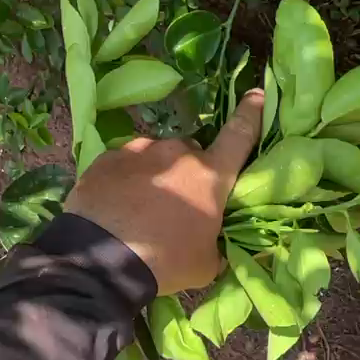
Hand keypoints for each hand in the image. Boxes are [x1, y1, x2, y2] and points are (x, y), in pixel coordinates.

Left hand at [63, 90, 263, 294]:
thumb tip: (215, 244)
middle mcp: (176, 152)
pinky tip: (117, 207)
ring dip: (156, 176)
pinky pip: (123, 165)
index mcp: (210, 174)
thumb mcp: (205, 264)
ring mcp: (138, 151)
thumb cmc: (166, 263)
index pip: (239, 135)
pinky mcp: (105, 159)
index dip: (251, 114)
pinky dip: (125, 182)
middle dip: (189, 172)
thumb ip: (216, 245)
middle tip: (178, 205)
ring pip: (155, 157)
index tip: (257, 95)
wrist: (102, 261)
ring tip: (141, 209)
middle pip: (191, 154)